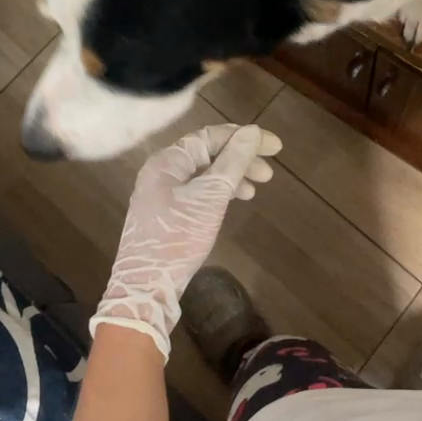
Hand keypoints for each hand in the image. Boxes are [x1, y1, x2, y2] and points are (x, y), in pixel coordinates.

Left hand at [90, 125, 282, 359]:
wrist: (146, 287)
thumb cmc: (178, 238)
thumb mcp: (210, 198)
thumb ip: (232, 162)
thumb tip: (252, 132)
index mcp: (168, 161)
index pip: (211, 136)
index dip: (245, 137)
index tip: (275, 147)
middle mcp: (163, 171)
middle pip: (208, 153)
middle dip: (241, 158)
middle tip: (269, 172)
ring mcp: (163, 193)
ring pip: (205, 174)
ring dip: (233, 176)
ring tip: (256, 189)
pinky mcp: (168, 214)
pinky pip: (199, 191)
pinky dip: (220, 192)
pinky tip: (235, 200)